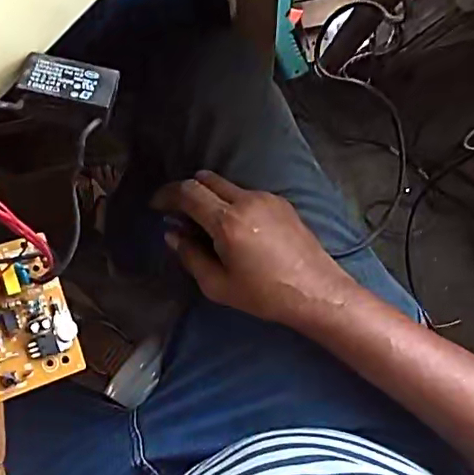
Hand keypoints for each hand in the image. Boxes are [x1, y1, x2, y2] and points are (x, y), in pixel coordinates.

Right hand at [152, 171, 360, 328]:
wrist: (316, 291)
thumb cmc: (265, 295)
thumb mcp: (218, 285)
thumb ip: (190, 256)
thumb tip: (173, 235)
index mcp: (227, 222)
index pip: (187, 192)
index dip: (166, 195)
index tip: (156, 205)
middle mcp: (246, 201)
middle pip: (206, 179)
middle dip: (186, 191)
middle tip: (177, 212)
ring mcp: (267, 198)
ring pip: (227, 185)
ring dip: (210, 196)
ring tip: (205, 222)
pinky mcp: (282, 203)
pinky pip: (247, 194)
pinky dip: (231, 202)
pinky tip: (234, 227)